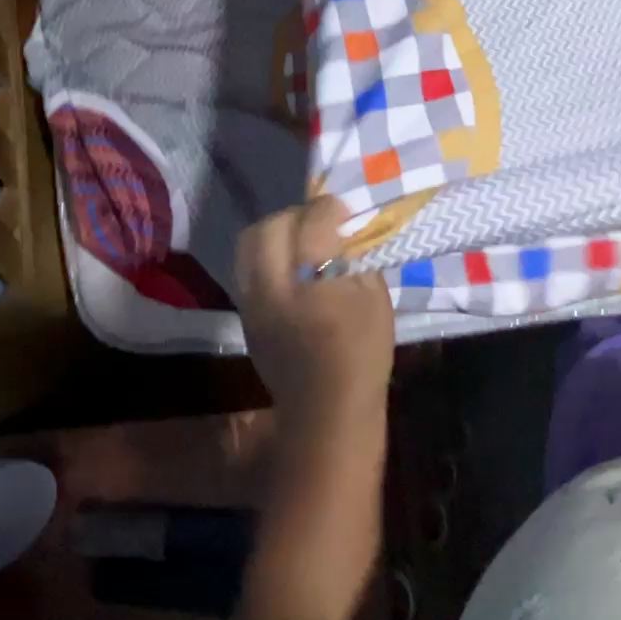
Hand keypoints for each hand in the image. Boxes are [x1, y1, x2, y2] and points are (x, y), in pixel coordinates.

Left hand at [235, 197, 394, 428]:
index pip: (312, 222)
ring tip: (302, 243)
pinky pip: (249, 269)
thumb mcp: (375, 297)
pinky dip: (269, 258)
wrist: (327, 410)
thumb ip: (356, 258)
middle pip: (270, 228)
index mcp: (310, 281)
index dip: (329, 209)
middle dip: (296, 216)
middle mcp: (272, 285)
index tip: (343, 210)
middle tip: (320, 223)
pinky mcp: (245, 317)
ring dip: (276, 234)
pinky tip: (292, 271)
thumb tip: (344, 234)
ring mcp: (252, 301)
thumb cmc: (362, 354)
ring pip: (249, 245)